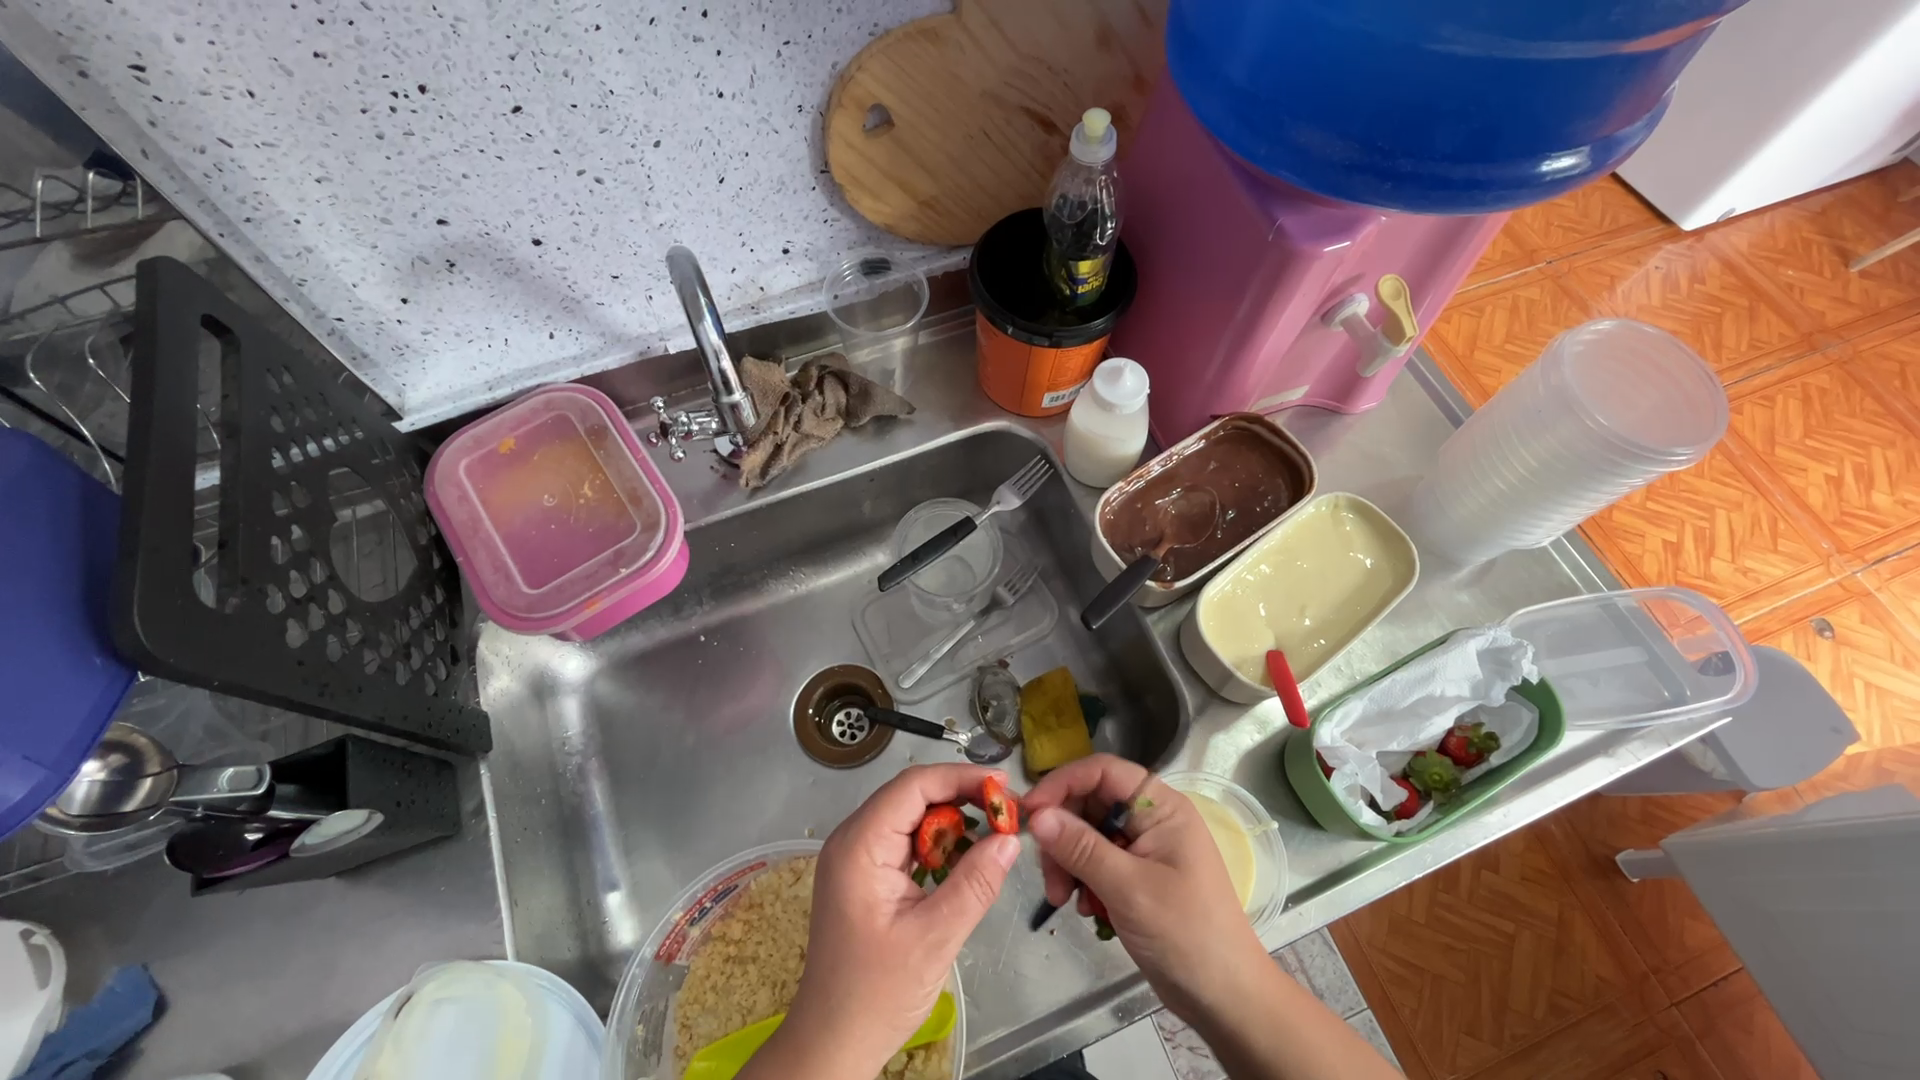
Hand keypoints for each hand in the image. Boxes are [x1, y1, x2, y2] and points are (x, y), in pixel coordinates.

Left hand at [778, 764, 1020, 1077]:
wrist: (832, 1042)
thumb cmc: (876, 994)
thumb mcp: (935, 938)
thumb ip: (974, 883)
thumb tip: (1011, 839)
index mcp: (860, 846)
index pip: (913, 786)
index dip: (961, 778)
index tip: (1004, 789)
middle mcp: (853, 840)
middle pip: (912, 795)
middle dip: (962, 797)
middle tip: (1008, 814)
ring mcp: (857, 858)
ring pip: (911, 817)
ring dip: (953, 821)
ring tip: (996, 832)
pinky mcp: (865, 876)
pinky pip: (906, 842)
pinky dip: (939, 845)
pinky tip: (966, 858)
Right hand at [1024, 754, 1265, 1018]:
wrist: (1224, 996)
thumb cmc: (1185, 933)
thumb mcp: (1127, 887)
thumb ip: (1080, 848)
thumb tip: (1037, 816)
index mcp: (1161, 807)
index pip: (1102, 771)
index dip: (1062, 783)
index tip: (1029, 812)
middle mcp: (1151, 819)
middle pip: (1090, 803)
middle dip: (1062, 835)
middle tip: (1047, 873)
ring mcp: (1144, 848)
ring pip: (1087, 834)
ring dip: (1068, 862)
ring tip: (1062, 899)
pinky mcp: (1136, 876)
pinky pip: (1095, 862)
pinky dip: (1081, 880)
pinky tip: (1082, 908)